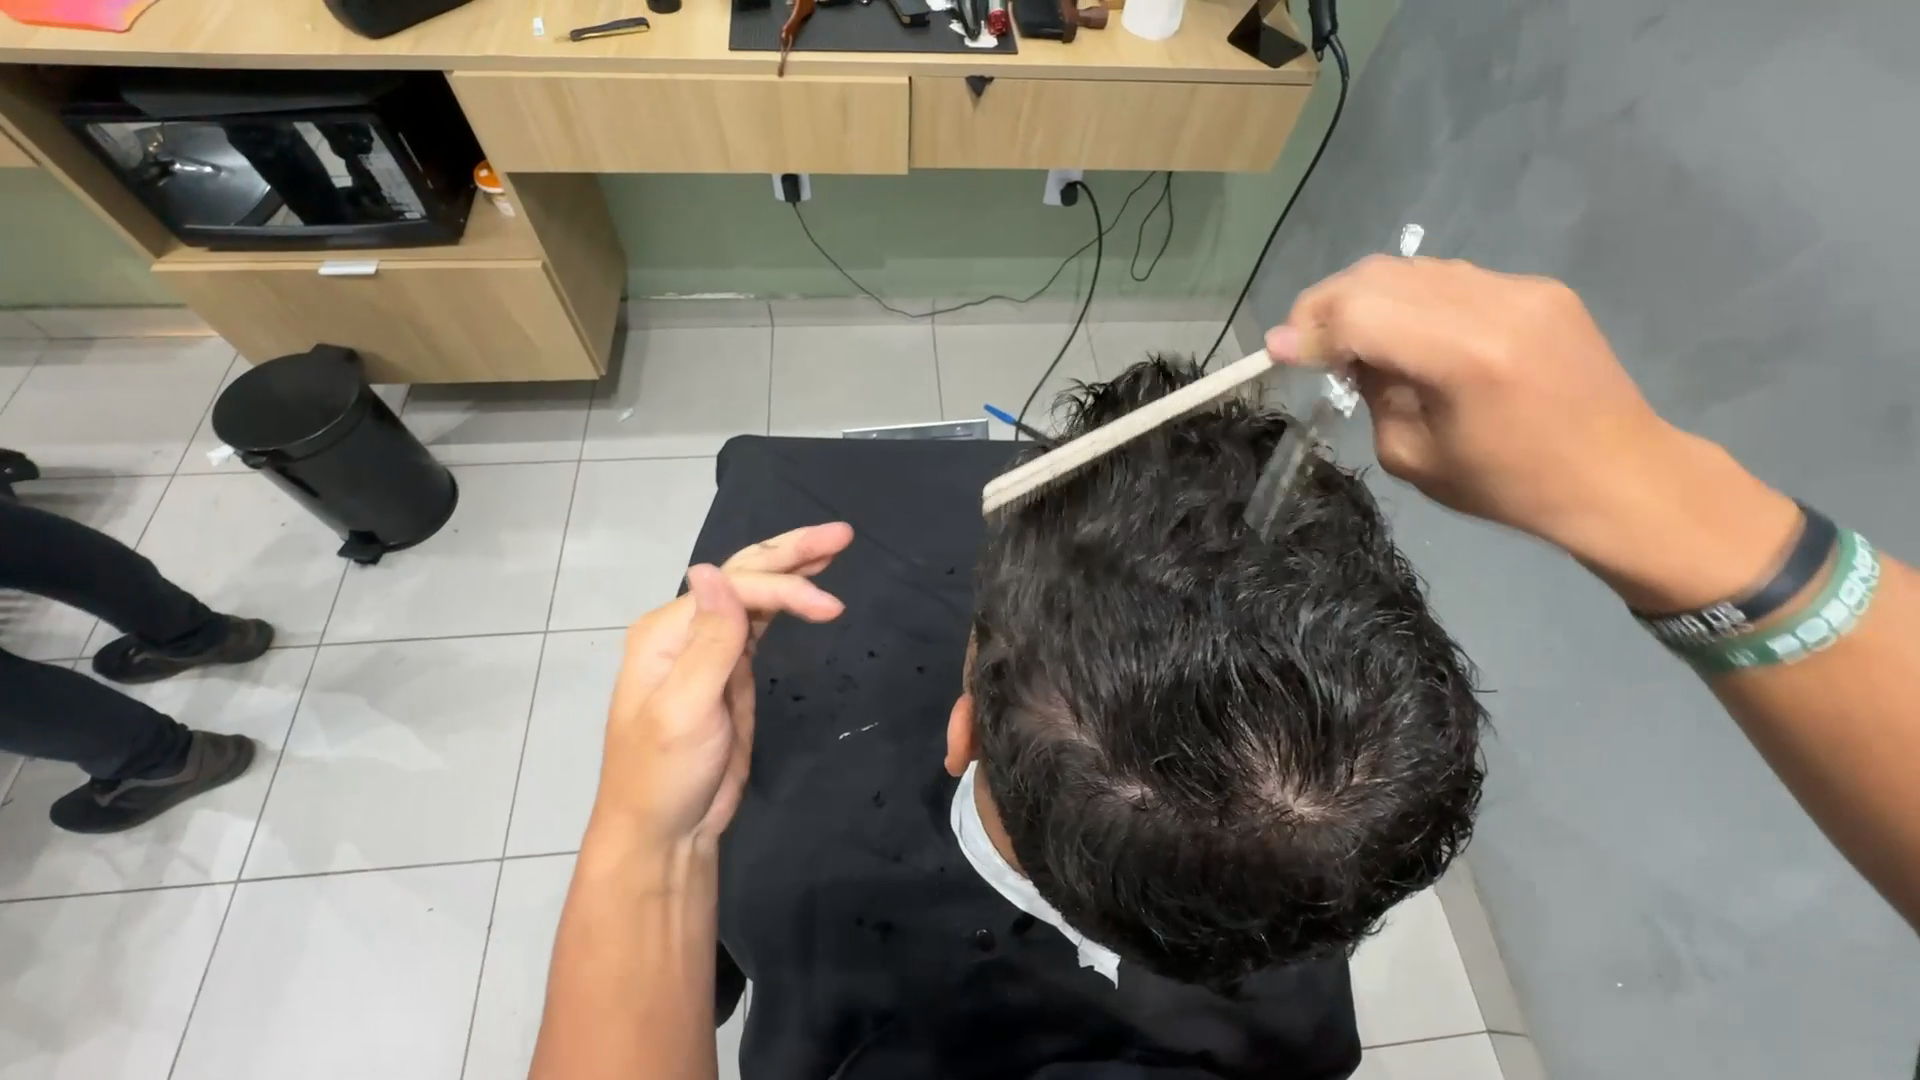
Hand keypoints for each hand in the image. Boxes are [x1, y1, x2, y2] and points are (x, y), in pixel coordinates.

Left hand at [592, 523, 854, 850]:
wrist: (667, 831)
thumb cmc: (666, 774)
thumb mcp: (684, 710)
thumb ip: (706, 641)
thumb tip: (710, 571)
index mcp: (666, 631)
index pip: (734, 587)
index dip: (785, 589)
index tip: (832, 609)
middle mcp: (686, 629)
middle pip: (743, 575)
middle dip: (791, 552)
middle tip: (841, 533)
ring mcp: (711, 649)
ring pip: (756, 594)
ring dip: (793, 568)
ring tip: (834, 546)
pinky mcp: (732, 671)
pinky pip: (761, 623)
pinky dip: (788, 602)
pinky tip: (809, 589)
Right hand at [1266, 256, 1796, 608]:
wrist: (1619, 476)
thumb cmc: (1508, 486)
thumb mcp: (1412, 457)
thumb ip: (1373, 394)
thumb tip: (1346, 354)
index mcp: (1465, 358)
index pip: (1361, 312)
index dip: (1307, 329)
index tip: (1276, 352)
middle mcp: (1496, 305)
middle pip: (1380, 276)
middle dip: (1325, 304)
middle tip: (1302, 342)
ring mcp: (1523, 289)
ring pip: (1412, 269)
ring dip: (1365, 299)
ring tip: (1349, 341)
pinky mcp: (1538, 290)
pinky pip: (1449, 280)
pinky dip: (1407, 300)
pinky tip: (1403, 336)